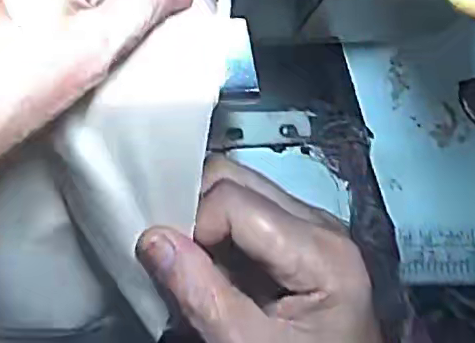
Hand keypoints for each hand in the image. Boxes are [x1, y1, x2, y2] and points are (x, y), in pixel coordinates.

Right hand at [138, 157, 379, 342]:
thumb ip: (203, 296)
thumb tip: (152, 239)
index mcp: (322, 252)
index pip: (231, 200)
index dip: (194, 228)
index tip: (178, 270)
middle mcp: (320, 224)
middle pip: (233, 178)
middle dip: (194, 211)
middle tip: (179, 260)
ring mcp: (310, 226)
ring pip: (235, 184)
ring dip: (203, 218)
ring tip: (197, 266)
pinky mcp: (298, 235)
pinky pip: (244, 206)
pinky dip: (218, 229)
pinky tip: (214, 267)